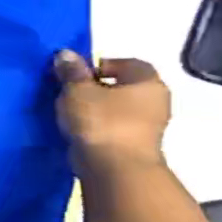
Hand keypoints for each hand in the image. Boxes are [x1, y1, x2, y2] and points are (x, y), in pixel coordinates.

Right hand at [52, 51, 171, 172]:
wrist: (115, 167)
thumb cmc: (101, 121)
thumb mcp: (78, 90)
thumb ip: (71, 71)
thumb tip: (65, 53)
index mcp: (149, 83)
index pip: (130, 63)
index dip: (103, 64)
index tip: (77, 74)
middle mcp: (156, 101)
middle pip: (124, 85)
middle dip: (97, 86)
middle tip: (70, 90)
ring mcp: (149, 124)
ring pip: (119, 106)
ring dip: (96, 106)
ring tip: (69, 110)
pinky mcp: (136, 143)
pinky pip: (115, 124)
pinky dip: (98, 123)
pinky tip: (78, 127)